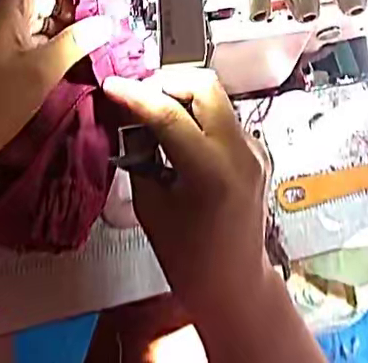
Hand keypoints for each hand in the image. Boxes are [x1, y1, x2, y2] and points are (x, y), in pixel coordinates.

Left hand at [0, 0, 112, 221]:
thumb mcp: (41, 71)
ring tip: (83, 50)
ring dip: (61, 25)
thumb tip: (105, 22)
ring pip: (35, 12)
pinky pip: (24, 33)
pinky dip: (45, 42)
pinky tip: (59, 65)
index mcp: (7, 1)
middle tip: (95, 29)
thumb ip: (77, 41)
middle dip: (71, 3)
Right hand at [100, 69, 272, 324]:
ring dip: (182, 94)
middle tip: (139, 96)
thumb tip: (131, 123)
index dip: (136, 95)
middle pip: (204, 85)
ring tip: (154, 112)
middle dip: (167, 82)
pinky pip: (223, 116)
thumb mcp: (152, 209)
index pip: (170, 114)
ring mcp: (253, 146)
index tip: (112, 85)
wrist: (236, 286)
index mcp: (211, 170)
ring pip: (216, 95)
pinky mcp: (256, 148)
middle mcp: (239, 150)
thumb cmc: (190, 260)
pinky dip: (198, 114)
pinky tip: (179, 134)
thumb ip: (142, 159)